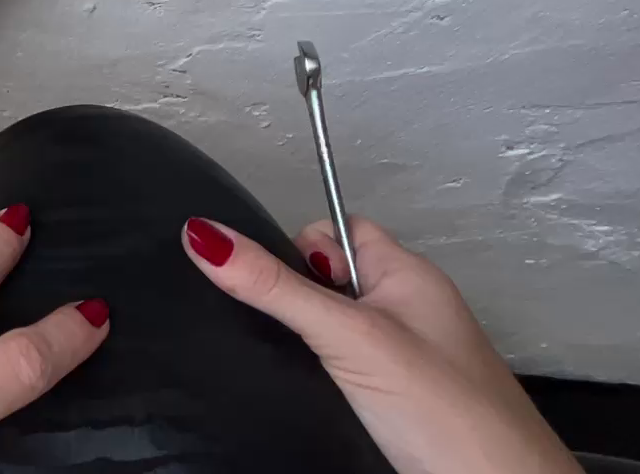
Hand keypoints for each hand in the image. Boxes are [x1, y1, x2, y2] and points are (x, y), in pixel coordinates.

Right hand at [181, 214, 580, 473]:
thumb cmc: (442, 410)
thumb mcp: (347, 337)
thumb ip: (273, 285)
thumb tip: (196, 230)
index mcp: (409, 275)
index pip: (335, 228)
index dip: (300, 245)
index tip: (286, 285)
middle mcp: (409, 307)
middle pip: (326, 273)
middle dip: (293, 291)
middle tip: (292, 329)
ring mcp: (408, 356)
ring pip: (330, 319)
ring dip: (304, 333)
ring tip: (295, 359)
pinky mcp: (399, 397)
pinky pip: (340, 358)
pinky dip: (318, 365)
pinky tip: (309, 386)